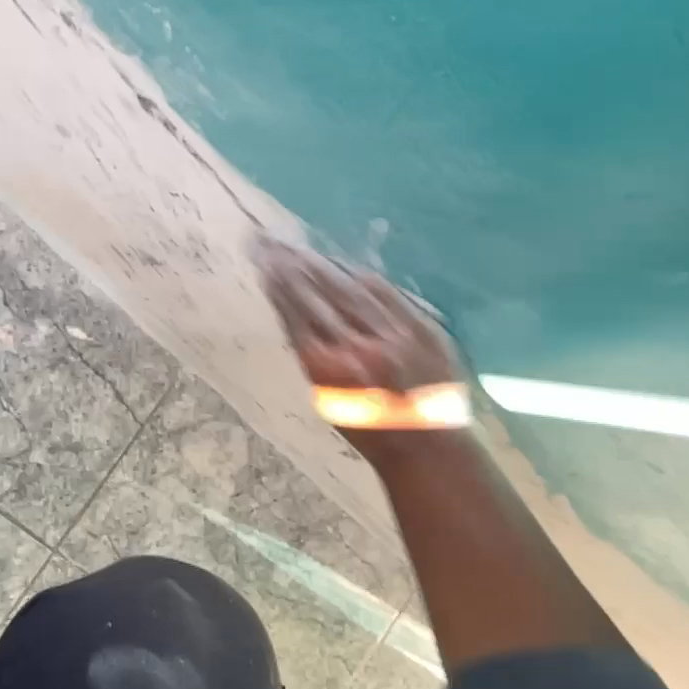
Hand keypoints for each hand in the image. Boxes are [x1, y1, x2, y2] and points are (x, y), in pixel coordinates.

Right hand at [254, 238, 463, 451]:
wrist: (426, 445)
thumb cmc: (366, 427)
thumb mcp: (325, 397)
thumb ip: (312, 357)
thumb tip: (296, 317)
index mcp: (326, 368)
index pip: (295, 314)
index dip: (278, 285)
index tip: (262, 262)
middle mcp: (356, 346)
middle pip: (318, 295)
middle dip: (293, 266)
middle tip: (272, 243)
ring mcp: (392, 334)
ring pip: (350, 289)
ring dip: (323, 265)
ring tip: (301, 249)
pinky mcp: (421, 328)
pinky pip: (386, 294)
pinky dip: (363, 278)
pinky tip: (345, 265)